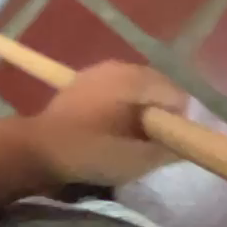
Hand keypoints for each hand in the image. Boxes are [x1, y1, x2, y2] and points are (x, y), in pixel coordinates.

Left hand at [28, 62, 187, 185]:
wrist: (40, 147)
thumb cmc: (89, 151)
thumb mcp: (134, 160)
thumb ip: (166, 150)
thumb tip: (186, 144)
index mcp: (132, 80)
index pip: (175, 93)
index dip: (181, 119)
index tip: (176, 142)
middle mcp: (119, 66)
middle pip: (157, 84)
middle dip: (163, 110)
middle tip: (161, 141)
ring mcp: (100, 70)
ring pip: (137, 84)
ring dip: (145, 106)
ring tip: (140, 136)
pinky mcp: (86, 79)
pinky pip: (119, 87)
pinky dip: (126, 103)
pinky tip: (118, 125)